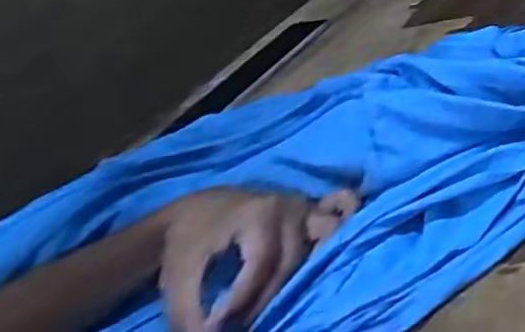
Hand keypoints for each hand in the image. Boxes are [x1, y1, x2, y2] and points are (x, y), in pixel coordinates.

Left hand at [157, 187, 359, 331]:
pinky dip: (345, 222)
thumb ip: (190, 315)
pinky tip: (332, 250)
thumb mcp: (179, 280)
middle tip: (240, 324)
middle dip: (266, 299)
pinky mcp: (314, 209)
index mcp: (259, 214)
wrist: (200, 210)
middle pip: (292, 258)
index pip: (262, 263)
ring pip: (325, 237)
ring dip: (306, 272)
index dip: (242, 300)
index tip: (218, 327)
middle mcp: (291, 206)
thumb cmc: (190, 244)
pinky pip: (343, 208)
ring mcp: (308, 205)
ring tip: (283, 299)